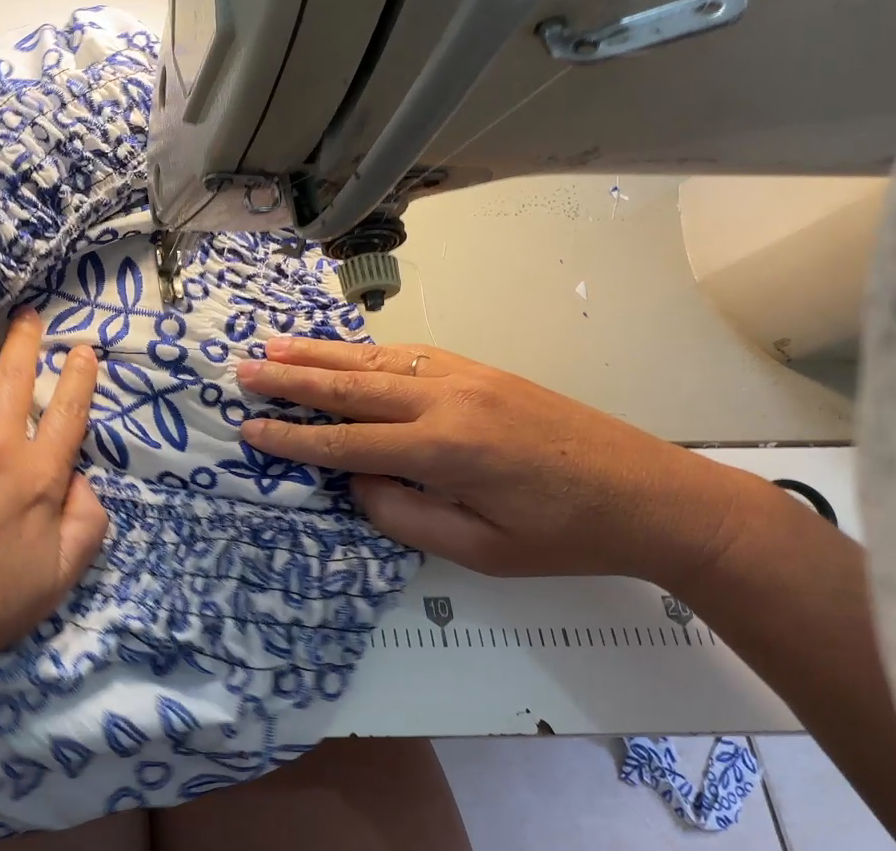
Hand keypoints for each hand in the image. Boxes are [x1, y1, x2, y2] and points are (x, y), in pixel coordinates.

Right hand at [235, 338, 770, 587]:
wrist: (654, 496)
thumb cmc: (563, 536)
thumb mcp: (479, 549)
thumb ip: (403, 515)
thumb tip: (358, 480)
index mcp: (443, 451)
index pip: (346, 443)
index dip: (293, 439)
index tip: (249, 429)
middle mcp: (445, 401)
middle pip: (350, 385)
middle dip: (291, 379)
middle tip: (242, 369)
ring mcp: (464, 376)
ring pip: (375, 358)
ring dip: (320, 352)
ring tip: (274, 345)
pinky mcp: (481, 369)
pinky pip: (410, 353)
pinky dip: (366, 349)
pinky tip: (342, 348)